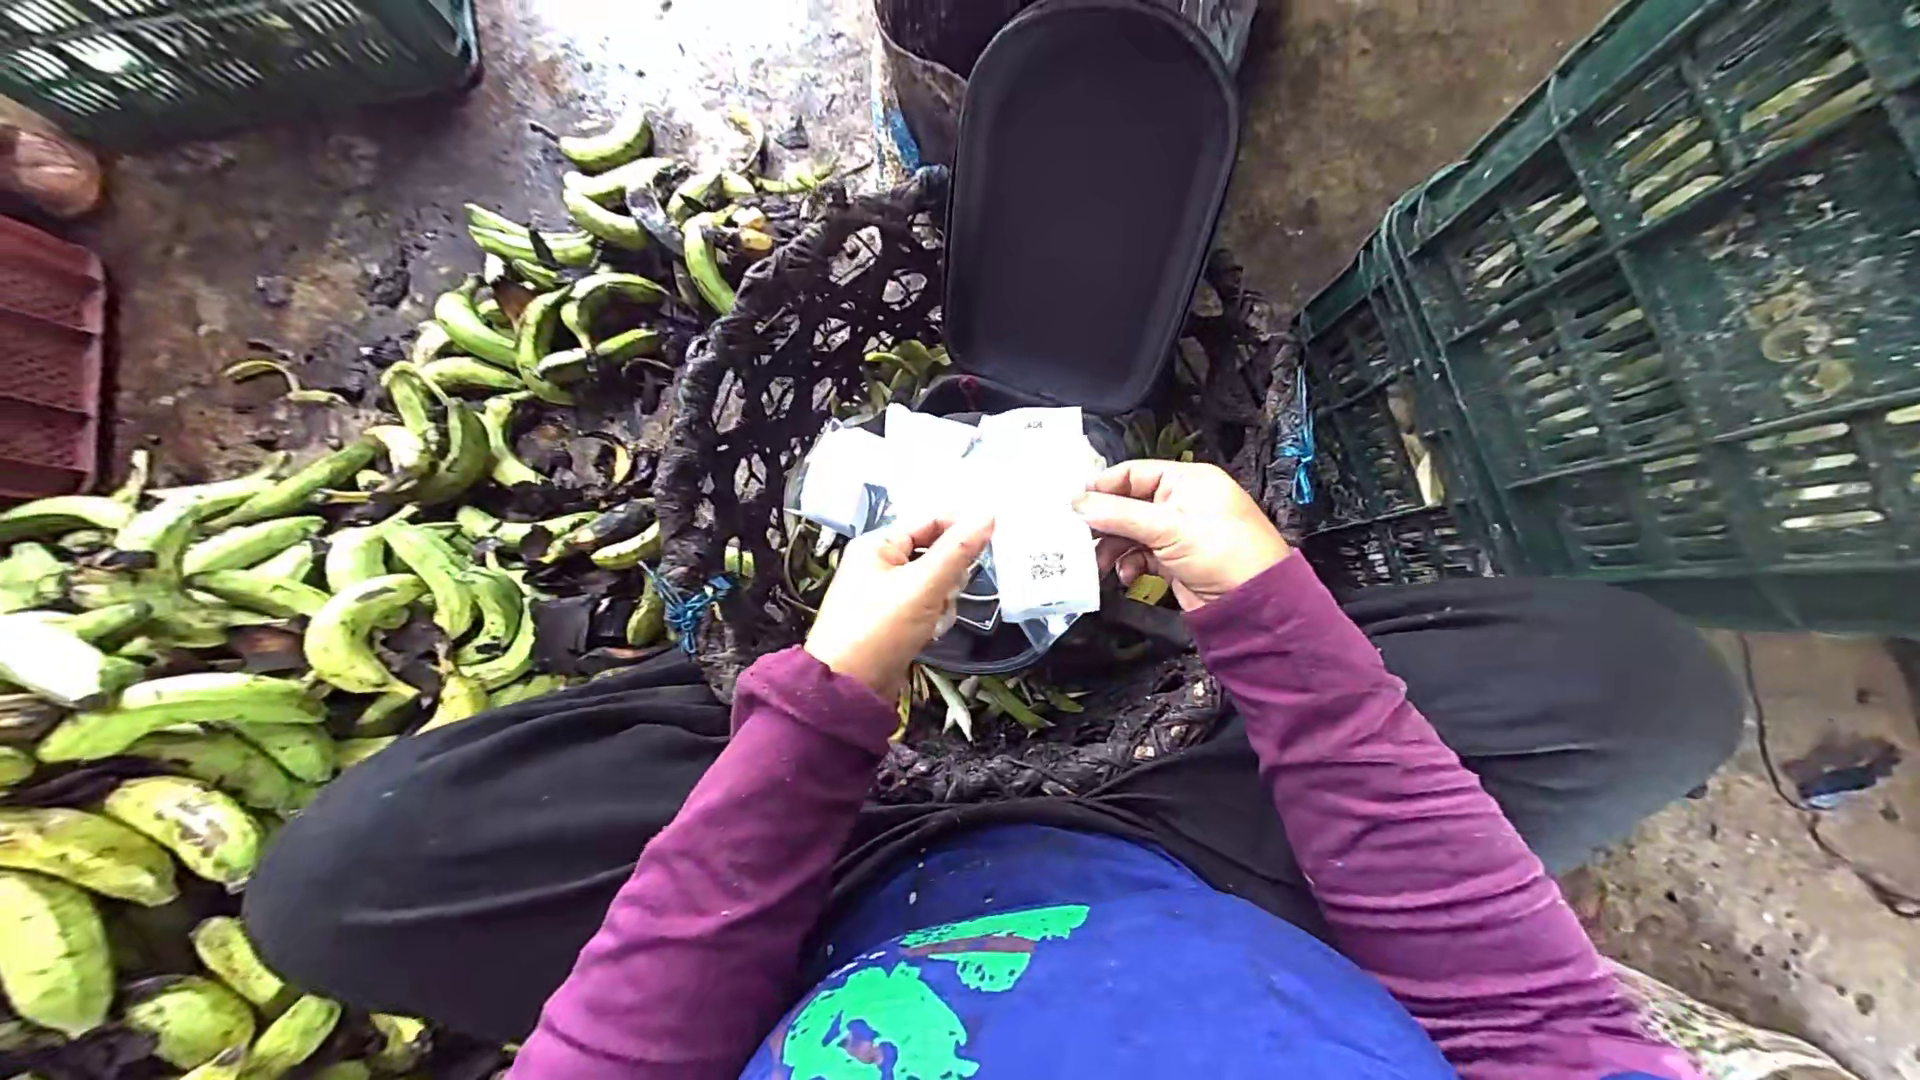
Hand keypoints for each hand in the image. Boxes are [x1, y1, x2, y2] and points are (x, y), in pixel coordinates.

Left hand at [805, 515, 995, 698]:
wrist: (848, 690)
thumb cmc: (879, 630)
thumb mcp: (923, 586)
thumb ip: (957, 550)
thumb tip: (988, 516)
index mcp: (878, 545)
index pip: (930, 521)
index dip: (961, 528)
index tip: (991, 542)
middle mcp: (880, 563)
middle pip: (935, 553)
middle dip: (949, 575)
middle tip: (947, 593)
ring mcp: (886, 592)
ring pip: (935, 582)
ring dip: (943, 599)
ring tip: (934, 618)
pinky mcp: (893, 618)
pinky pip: (926, 605)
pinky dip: (933, 616)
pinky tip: (929, 632)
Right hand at [1073, 460, 1289, 610]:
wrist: (1256, 606)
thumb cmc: (1227, 555)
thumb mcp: (1167, 527)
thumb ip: (1119, 513)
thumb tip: (1079, 502)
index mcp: (1187, 481)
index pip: (1134, 473)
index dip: (1103, 487)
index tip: (1075, 503)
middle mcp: (1181, 503)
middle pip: (1128, 505)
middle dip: (1104, 523)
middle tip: (1080, 536)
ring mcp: (1178, 533)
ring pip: (1130, 533)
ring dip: (1112, 547)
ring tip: (1099, 563)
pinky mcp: (1175, 560)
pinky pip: (1140, 556)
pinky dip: (1129, 564)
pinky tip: (1127, 574)